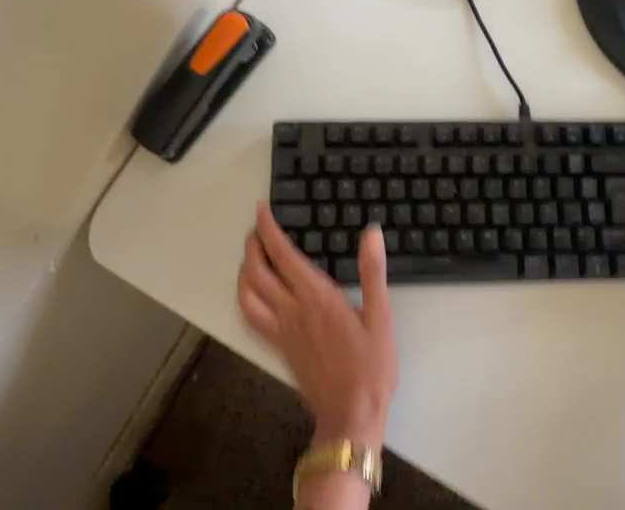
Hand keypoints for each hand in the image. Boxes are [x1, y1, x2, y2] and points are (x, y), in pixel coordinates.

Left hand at [238, 203, 398, 448]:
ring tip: (251, 255)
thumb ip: (373, 271)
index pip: (283, 255)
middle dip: (252, 244)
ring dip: (243, 269)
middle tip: (257, 227)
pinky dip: (245, 297)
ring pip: (247, 295)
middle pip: (256, 271)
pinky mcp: (279, 348)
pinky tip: (253, 294)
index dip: (268, 229)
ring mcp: (282, 331)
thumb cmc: (371, 367)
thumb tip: (371, 232)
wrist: (351, 415)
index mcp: (316, 298)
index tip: (262, 210)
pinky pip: (251, 318)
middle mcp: (292, 311)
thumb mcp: (381, 316)